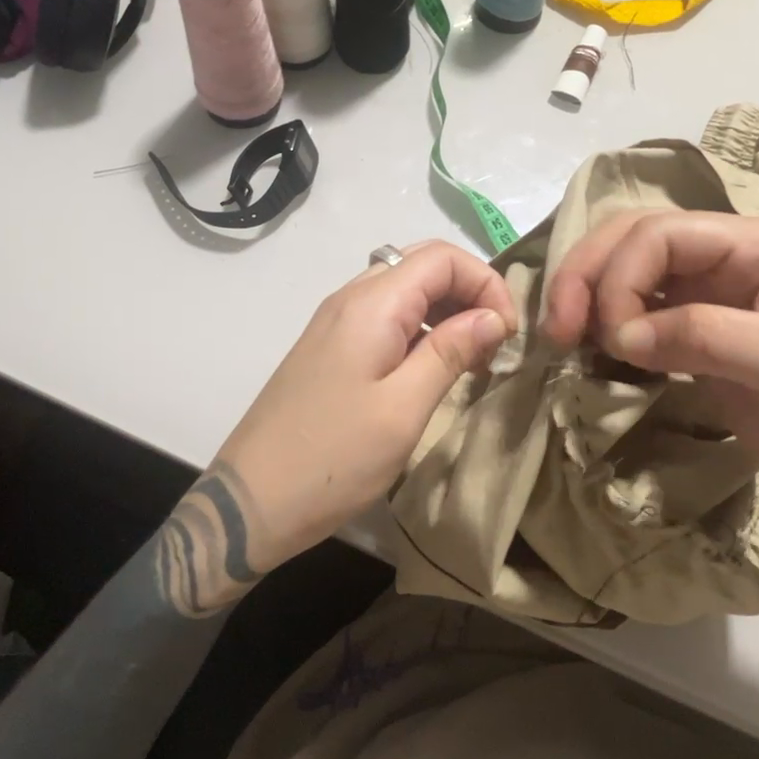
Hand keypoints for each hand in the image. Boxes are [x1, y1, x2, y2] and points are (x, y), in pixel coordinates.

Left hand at [203, 241, 514, 589]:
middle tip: (494, 344)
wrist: (251, 502)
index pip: (441, 257)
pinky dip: (419, 331)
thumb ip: (450, 353)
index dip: (485, 283)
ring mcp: (335, 324)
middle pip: (422, 266)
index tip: (508, 334)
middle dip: (469, 293)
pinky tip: (433, 370)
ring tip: (472, 360)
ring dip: (446, 313)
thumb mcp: (403, 409)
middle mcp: (350, 299)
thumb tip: (493, 315)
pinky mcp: (330, 350)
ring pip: (404, 292)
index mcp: (370, 304)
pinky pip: (385, 319)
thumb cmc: (333, 459)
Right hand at [544, 211, 758, 536]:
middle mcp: (731, 258)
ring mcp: (713, 299)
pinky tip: (591, 353)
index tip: (610, 336)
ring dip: (591, 298)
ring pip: (630, 275)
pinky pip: (637, 318)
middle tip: (557, 329)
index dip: (622, 275)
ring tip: (565, 341)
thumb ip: (707, 337)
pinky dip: (607, 329)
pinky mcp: (698, 340)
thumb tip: (618, 332)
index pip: (664, 233)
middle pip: (636, 240)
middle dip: (590, 275)